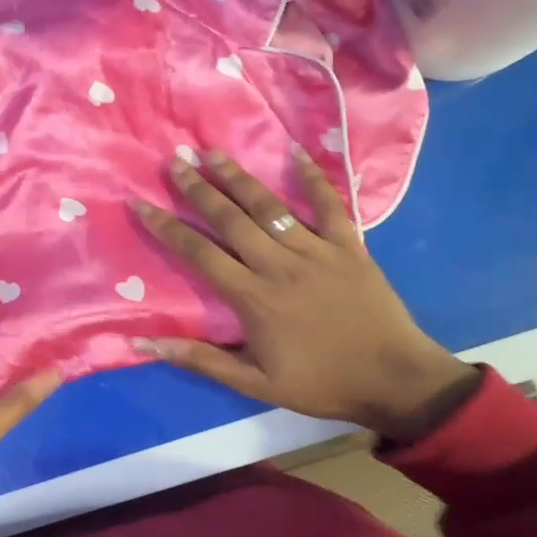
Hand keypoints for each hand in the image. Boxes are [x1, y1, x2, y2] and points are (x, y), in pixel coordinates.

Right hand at [129, 149, 478, 442]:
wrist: (396, 381)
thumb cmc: (320, 384)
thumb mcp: (254, 384)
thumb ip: (200, 359)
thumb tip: (143, 343)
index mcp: (252, 297)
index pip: (198, 253)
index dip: (166, 227)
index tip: (140, 204)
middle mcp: (279, 265)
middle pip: (230, 220)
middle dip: (197, 189)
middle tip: (173, 162)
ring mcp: (316, 252)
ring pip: (269, 207)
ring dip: (238, 177)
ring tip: (212, 153)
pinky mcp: (349, 247)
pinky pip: (329, 206)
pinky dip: (313, 178)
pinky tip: (297, 152)